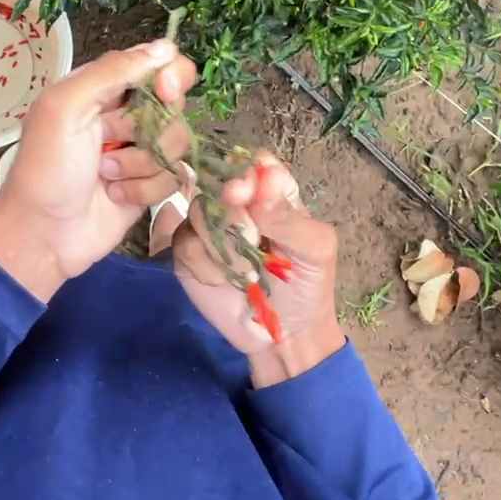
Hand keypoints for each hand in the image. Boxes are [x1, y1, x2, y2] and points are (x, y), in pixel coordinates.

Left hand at [0, 39, 195, 301]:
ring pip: (177, 141)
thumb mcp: (68, 107)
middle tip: (109, 140)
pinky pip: (174, 176)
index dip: (170, 75)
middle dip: (147, 127)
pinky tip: (115, 194)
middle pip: (174, 103)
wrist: (44, 234)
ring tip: (104, 174)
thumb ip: (113, 71)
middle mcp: (125, 114)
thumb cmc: (47, 166)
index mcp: (101, 87)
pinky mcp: (150, 184)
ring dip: (140, 162)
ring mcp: (140, 150)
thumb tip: (166, 47)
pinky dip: (144, 187)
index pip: (156, 63)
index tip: (165, 91)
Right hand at [172, 153, 345, 385]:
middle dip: (234, 215)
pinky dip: (206, 266)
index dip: (245, 172)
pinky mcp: (187, 250)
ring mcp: (208, 224)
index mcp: (272, 192)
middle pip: (218, 182)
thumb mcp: (314, 250)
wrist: (282, 336)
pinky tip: (223, 281)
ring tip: (247, 273)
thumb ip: (288, 216)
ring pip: (198, 211)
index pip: (254, 163)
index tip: (244, 192)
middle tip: (253, 242)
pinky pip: (185, 243)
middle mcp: (237, 201)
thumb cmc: (307, 285)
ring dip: (223, 246)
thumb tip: (261, 181)